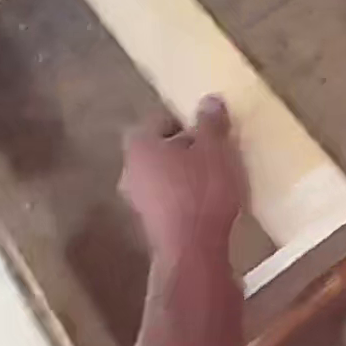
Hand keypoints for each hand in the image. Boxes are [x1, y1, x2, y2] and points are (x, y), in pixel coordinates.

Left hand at [120, 95, 246, 260]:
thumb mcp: (216, 151)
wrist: (192, 246)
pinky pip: (167, 195)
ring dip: (184, 171)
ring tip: (216, 175)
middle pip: (157, 148)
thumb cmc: (204, 190)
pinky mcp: (150, 220)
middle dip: (184, 146)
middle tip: (215, 149)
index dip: (183, 119)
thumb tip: (209, 99)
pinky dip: (184, 192)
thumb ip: (211, 124)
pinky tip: (208, 198)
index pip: (156, 120)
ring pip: (161, 173)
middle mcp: (129, 169)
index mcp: (140, 146)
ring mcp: (136, 197)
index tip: (208, 126)